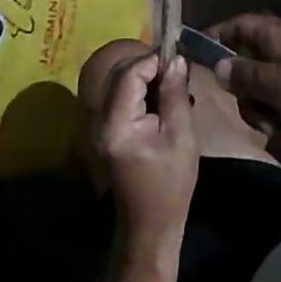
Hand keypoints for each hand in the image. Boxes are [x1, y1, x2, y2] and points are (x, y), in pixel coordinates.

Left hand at [87, 52, 198, 240]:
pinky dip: (138, 91)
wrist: (150, 223)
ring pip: (118, 84)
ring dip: (144, 77)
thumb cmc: (170, 183)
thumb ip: (175, 94)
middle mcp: (100, 120)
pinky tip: (160, 100)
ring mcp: (98, 126)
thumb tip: (176, 59)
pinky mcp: (105, 130)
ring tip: (172, 84)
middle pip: (119, 75)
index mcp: (117, 124)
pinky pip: (119, 98)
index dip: (152, 60)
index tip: (178, 58)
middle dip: (147, 66)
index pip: (128, 75)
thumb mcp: (181, 136)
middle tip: (177, 70)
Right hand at [211, 14, 280, 149]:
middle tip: (268, 119)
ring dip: (277, 126)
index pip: (236, 27)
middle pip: (246, 74)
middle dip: (254, 104)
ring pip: (266, 102)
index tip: (196, 59)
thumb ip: (246, 76)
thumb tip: (217, 65)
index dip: (215, 38)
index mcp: (279, 35)